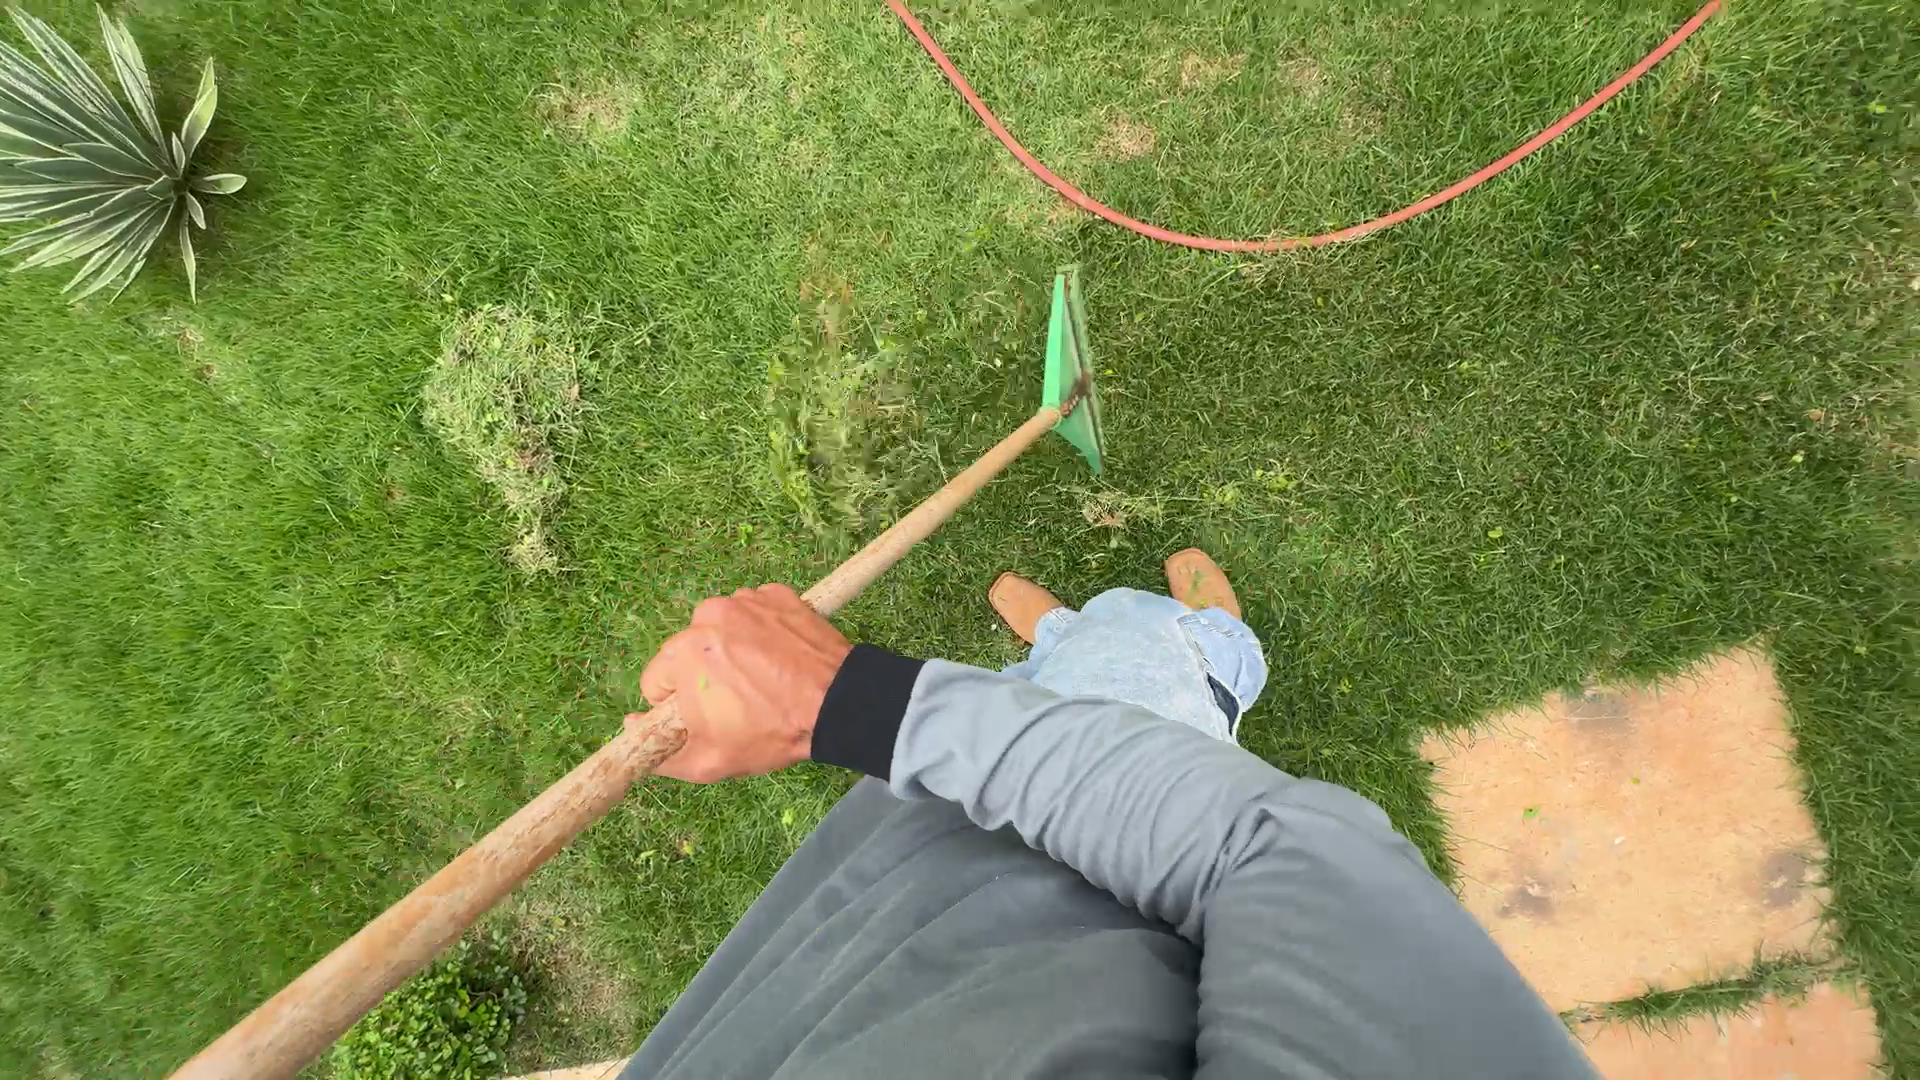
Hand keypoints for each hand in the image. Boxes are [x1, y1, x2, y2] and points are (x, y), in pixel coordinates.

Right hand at [633, 583, 851, 782]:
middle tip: (742, 697)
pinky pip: (757, 611)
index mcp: (682, 653)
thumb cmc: (772, 731)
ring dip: (735, 646)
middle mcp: (708, 616)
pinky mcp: (779, 594)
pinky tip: (782, 654)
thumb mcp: (707, 762)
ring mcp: (747, 599)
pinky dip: (764, 629)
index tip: (709, 715)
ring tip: (765, 675)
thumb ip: (659, 750)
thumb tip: (630, 725)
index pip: (658, 680)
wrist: (838, 703)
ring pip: (723, 627)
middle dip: (707, 673)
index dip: (679, 705)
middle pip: (690, 650)